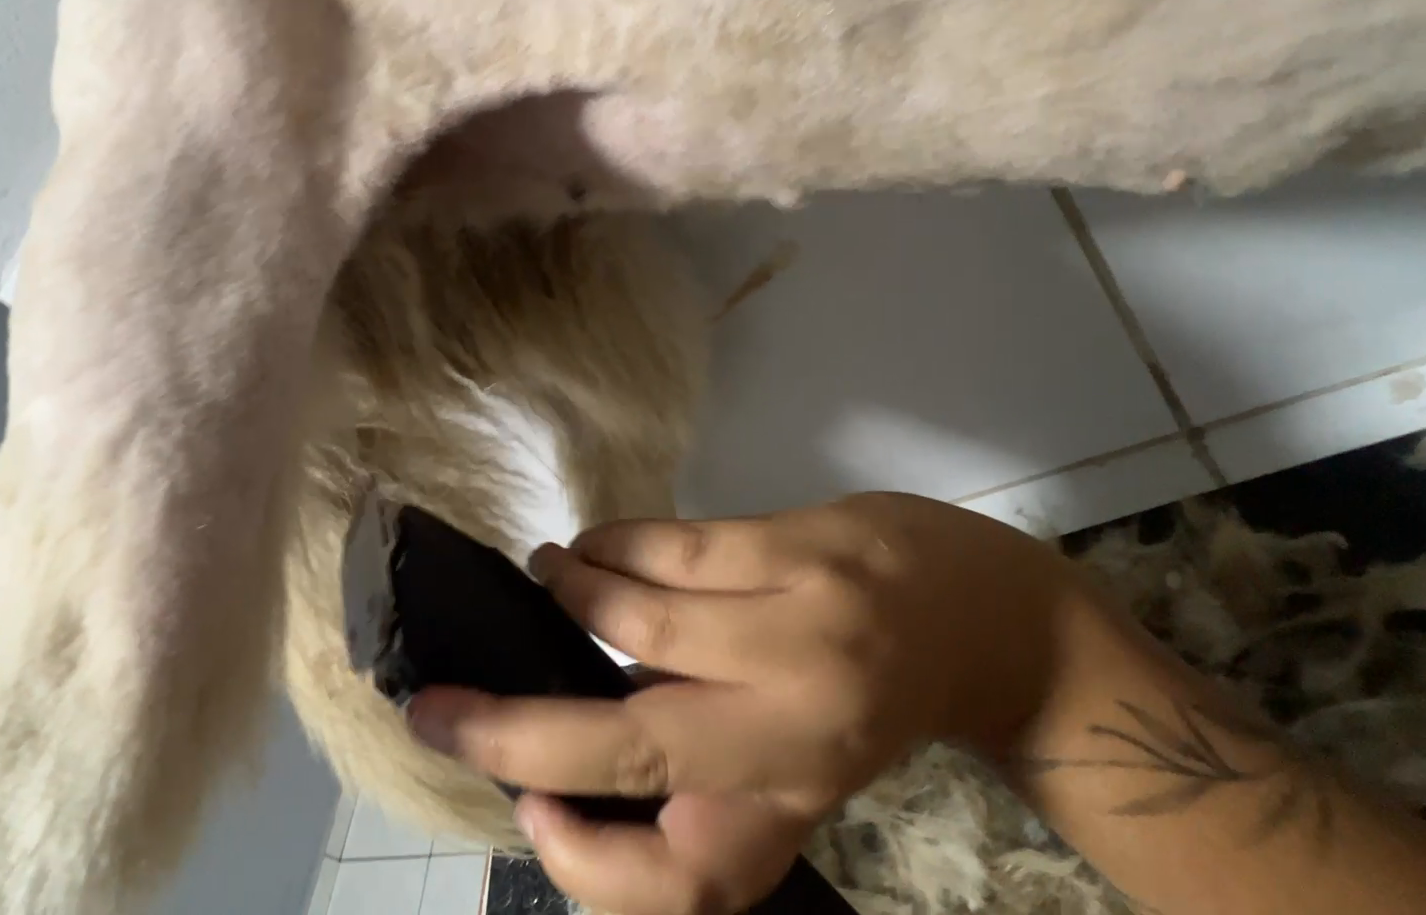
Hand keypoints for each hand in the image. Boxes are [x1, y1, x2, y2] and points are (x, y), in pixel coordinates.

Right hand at [406, 493, 1088, 914]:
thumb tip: (559, 766)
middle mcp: (797, 736)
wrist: (990, 618)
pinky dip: (607, 546)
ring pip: (638, 619)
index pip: (679, 883)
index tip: (522, 808)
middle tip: (435, 711)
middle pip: (630, 750)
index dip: (581, 866)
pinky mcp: (803, 551)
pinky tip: (592, 547)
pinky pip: (669, 547)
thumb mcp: (792, 769)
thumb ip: (693, 778)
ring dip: (566, 594)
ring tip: (546, 576)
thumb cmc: (865, 699)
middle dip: (510, 735)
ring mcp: (804, 634)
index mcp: (791, 805)